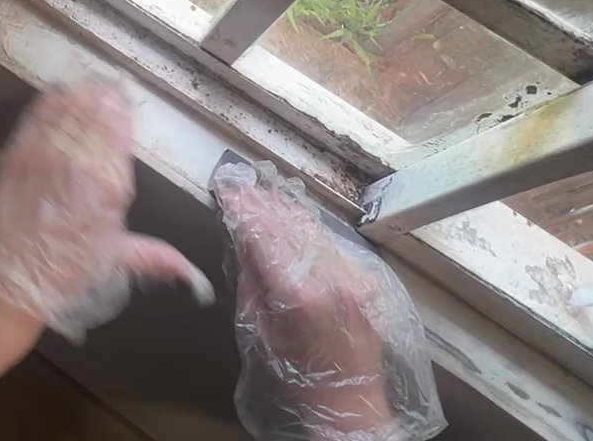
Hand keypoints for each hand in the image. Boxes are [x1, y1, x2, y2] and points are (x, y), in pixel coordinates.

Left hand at [0, 80, 213, 340]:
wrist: (6, 280)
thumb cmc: (65, 270)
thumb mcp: (115, 259)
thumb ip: (156, 256)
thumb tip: (197, 281)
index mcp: (109, 183)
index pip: (120, 129)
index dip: (122, 111)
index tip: (123, 103)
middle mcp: (81, 160)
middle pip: (96, 112)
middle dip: (103, 98)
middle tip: (106, 89)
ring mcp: (46, 152)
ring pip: (68, 108)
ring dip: (79, 95)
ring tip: (86, 87)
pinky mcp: (18, 151)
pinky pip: (39, 115)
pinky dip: (50, 102)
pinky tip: (56, 94)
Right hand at [214, 161, 444, 440]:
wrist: (347, 410)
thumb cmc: (293, 378)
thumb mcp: (255, 329)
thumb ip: (250, 276)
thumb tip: (242, 235)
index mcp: (298, 293)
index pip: (263, 233)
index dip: (243, 208)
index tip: (228, 189)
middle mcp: (330, 278)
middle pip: (289, 224)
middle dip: (263, 201)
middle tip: (243, 182)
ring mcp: (352, 277)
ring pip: (312, 227)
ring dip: (285, 208)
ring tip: (264, 190)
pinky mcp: (365, 280)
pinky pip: (329, 243)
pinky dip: (307, 228)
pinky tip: (292, 216)